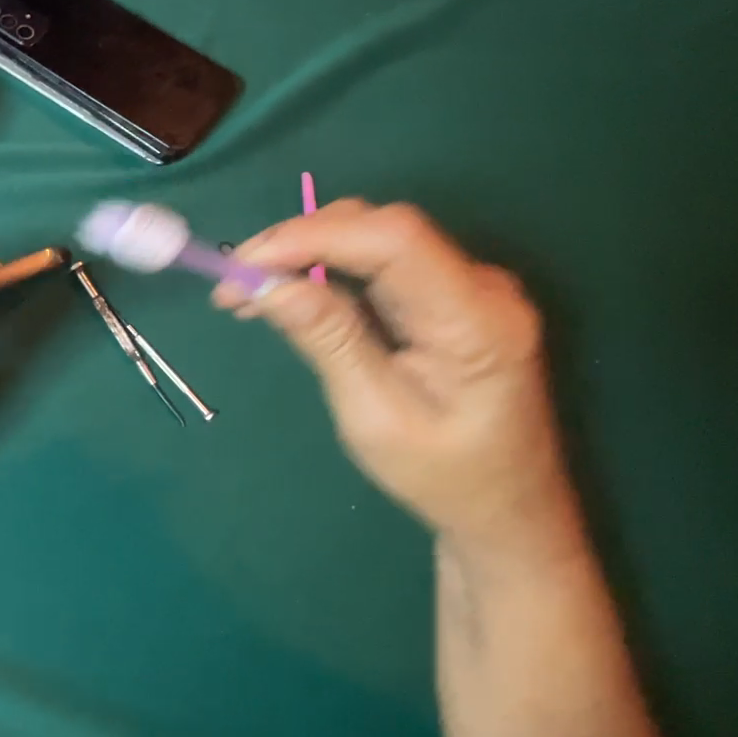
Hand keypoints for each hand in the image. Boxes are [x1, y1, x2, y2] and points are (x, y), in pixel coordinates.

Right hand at [216, 200, 582, 565]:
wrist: (506, 508)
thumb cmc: (442, 475)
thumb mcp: (374, 416)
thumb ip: (329, 341)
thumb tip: (269, 285)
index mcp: (473, 318)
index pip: (391, 240)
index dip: (309, 237)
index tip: (241, 267)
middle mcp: (479, 285)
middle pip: (379, 227)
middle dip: (296, 242)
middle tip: (230, 284)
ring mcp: (465, 287)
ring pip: (372, 238)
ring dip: (301, 254)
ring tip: (244, 294)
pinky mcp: (443, 297)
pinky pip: (375, 264)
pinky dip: (320, 270)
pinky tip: (282, 297)